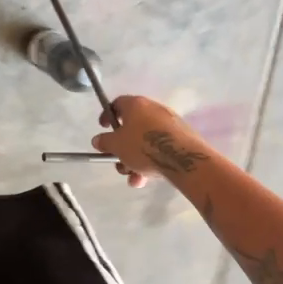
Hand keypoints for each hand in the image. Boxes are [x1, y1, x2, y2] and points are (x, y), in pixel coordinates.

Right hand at [92, 94, 215, 188]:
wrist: (184, 158)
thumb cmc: (144, 146)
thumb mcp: (116, 145)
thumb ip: (104, 142)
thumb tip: (98, 140)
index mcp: (135, 104)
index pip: (117, 104)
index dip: (108, 116)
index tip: (103, 128)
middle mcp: (153, 109)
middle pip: (132, 127)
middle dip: (123, 149)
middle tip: (119, 162)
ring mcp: (170, 123)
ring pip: (146, 141)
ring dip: (136, 160)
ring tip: (134, 179)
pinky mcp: (183, 138)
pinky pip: (161, 147)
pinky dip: (152, 161)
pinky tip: (148, 178)